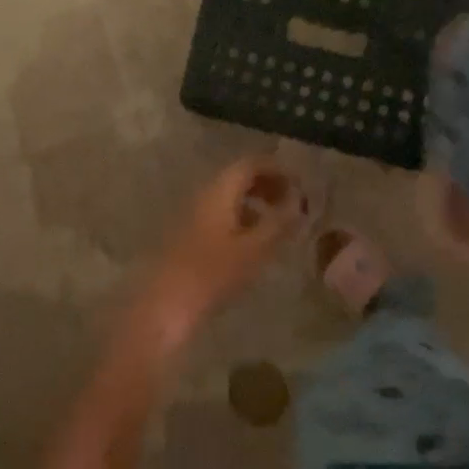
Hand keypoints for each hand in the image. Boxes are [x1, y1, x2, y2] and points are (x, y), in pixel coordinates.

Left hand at [139, 158, 306, 333]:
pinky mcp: (191, 234)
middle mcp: (205, 194)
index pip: (251, 164)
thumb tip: (299, 201)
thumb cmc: (212, 274)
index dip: (278, 169)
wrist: (166, 304)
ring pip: (231, 195)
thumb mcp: (255, 249)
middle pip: (240, 176)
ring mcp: (195, 213)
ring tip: (280, 222)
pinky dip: (243, 217)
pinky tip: (255, 241)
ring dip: (257, 201)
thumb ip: (279, 222)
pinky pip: (222, 212)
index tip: (301, 184)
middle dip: (269, 184)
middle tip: (294, 203)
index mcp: (219, 190)